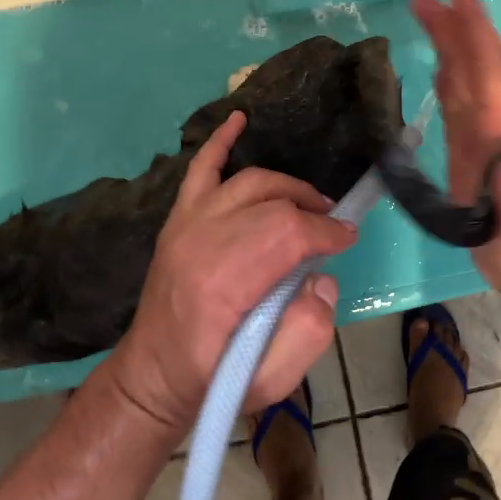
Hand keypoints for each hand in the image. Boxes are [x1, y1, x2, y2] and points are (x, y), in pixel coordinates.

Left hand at [108, 111, 353, 433]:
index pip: (288, 232)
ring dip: (287, 188)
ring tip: (311, 206)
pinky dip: (220, 142)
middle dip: (313, 212)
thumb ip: (307, 332)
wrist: (153, 377)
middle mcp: (201, 241)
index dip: (326, 231)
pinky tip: (238, 119)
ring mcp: (186, 224)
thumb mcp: (271, 380)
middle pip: (274, 204)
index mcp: (223, 282)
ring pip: (250, 182)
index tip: (347, 240)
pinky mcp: (178, 219)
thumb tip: (320, 279)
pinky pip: (201, 169)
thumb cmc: (215, 380)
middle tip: (333, 232)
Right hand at [412, 0, 500, 299]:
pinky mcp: (474, 156)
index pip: (495, 79)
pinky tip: (439, 66)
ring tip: (428, 14)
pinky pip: (460, 107)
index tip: (462, 0)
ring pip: (468, 82)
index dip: (478, 38)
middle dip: (458, 30)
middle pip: (479, 70)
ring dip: (450, 47)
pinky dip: (449, 80)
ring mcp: (488, 142)